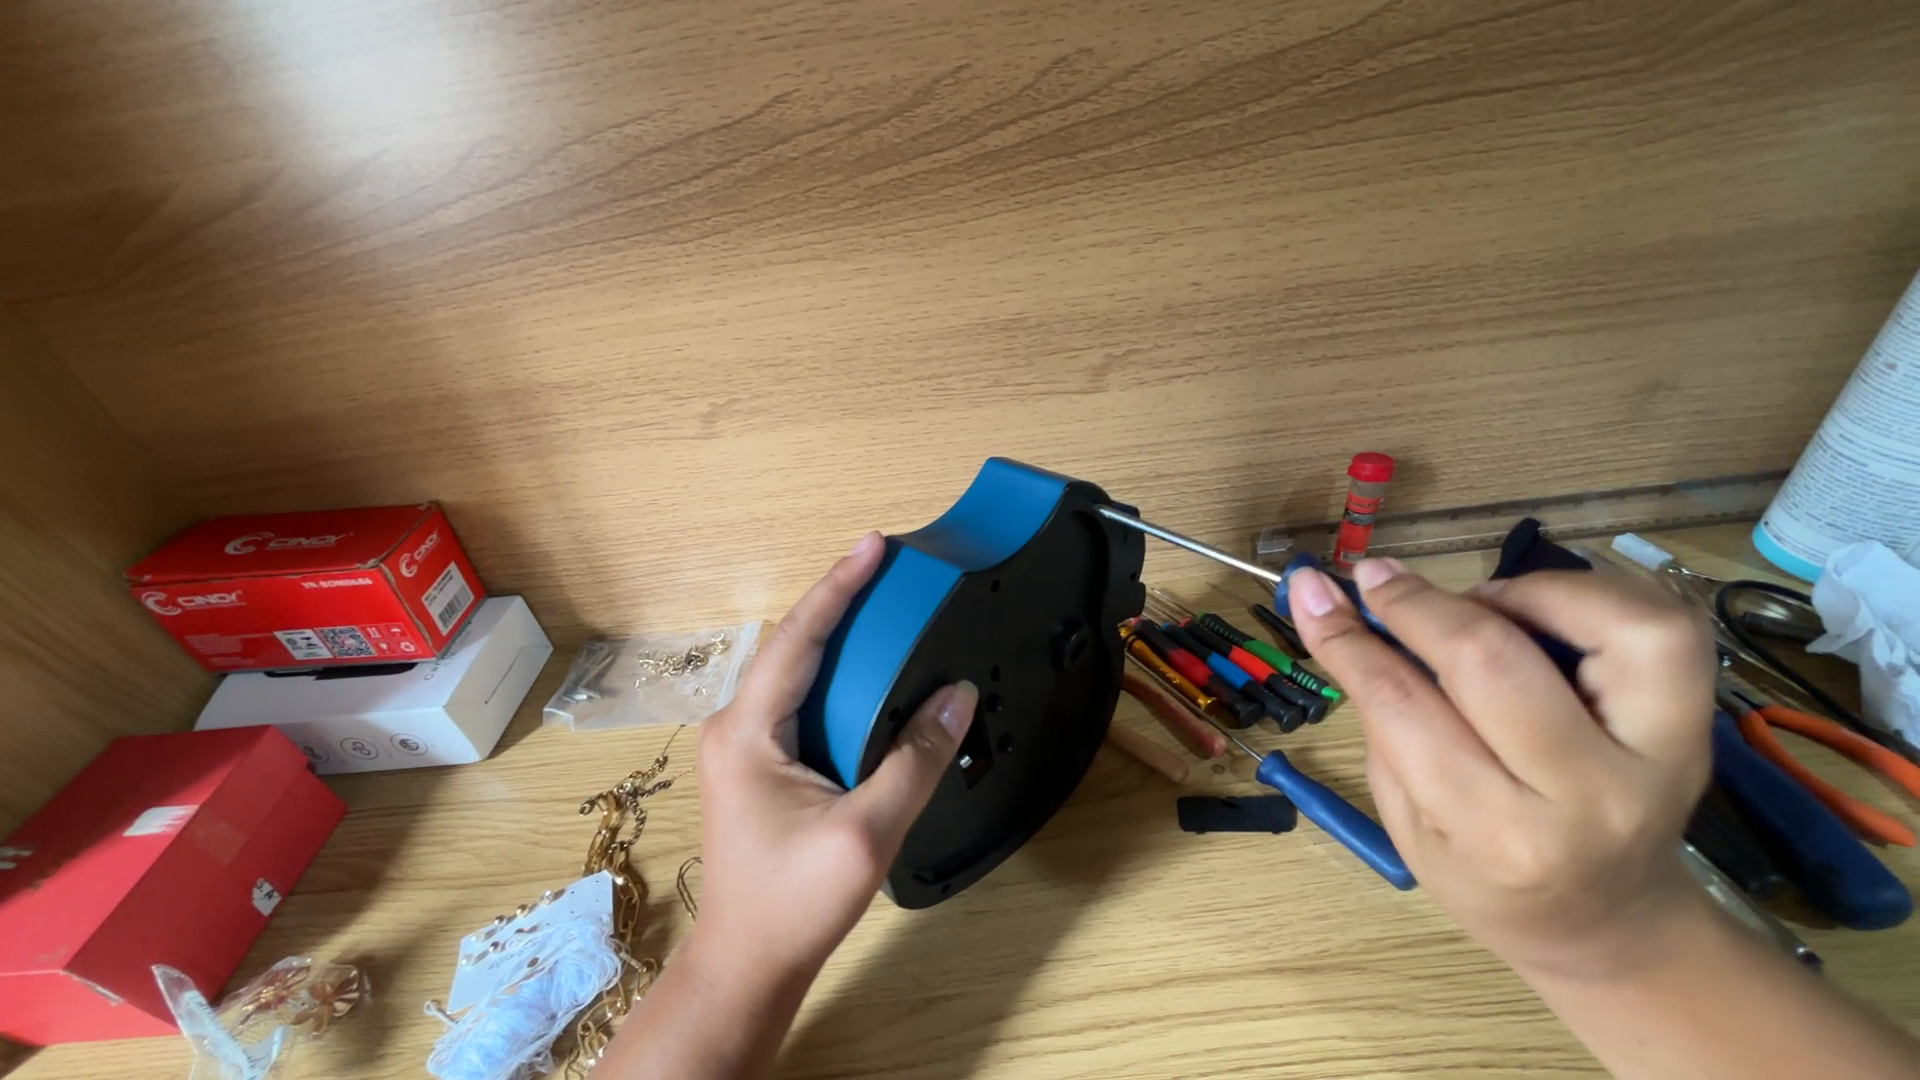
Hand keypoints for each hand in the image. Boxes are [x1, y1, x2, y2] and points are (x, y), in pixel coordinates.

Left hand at [690, 531, 976, 982]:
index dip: (839, 587)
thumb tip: (958, 697)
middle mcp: (739, 726)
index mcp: (749, 732)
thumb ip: (915, 761)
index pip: (798, 638)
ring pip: (800, 672)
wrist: (748, 964)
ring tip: (890, 609)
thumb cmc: (794, 904)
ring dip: (843, 638)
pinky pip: (804, 701)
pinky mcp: (762, 764)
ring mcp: (747, 745)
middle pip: (796, 645)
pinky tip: (874, 674)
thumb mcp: (867, 832)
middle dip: (843, 602)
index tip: (874, 544)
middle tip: (893, 571)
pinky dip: (840, 678)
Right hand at [1287, 558, 1715, 981]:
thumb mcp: (1407, 814)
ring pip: (1613, 629)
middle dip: (1415, 603)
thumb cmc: (1482, 875)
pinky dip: (1587, 596)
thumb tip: (1342, 610)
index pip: (1401, 705)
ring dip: (1523, 592)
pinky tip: (1534, 610)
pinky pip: (1660, 627)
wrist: (1606, 924)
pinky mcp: (1695, 727)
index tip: (1310, 590)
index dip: (1345, 638)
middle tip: (1375, 578)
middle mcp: (1585, 795)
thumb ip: (1384, 712)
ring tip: (1477, 602)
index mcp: (1493, 831)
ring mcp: (1660, 757)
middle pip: (1490, 661)